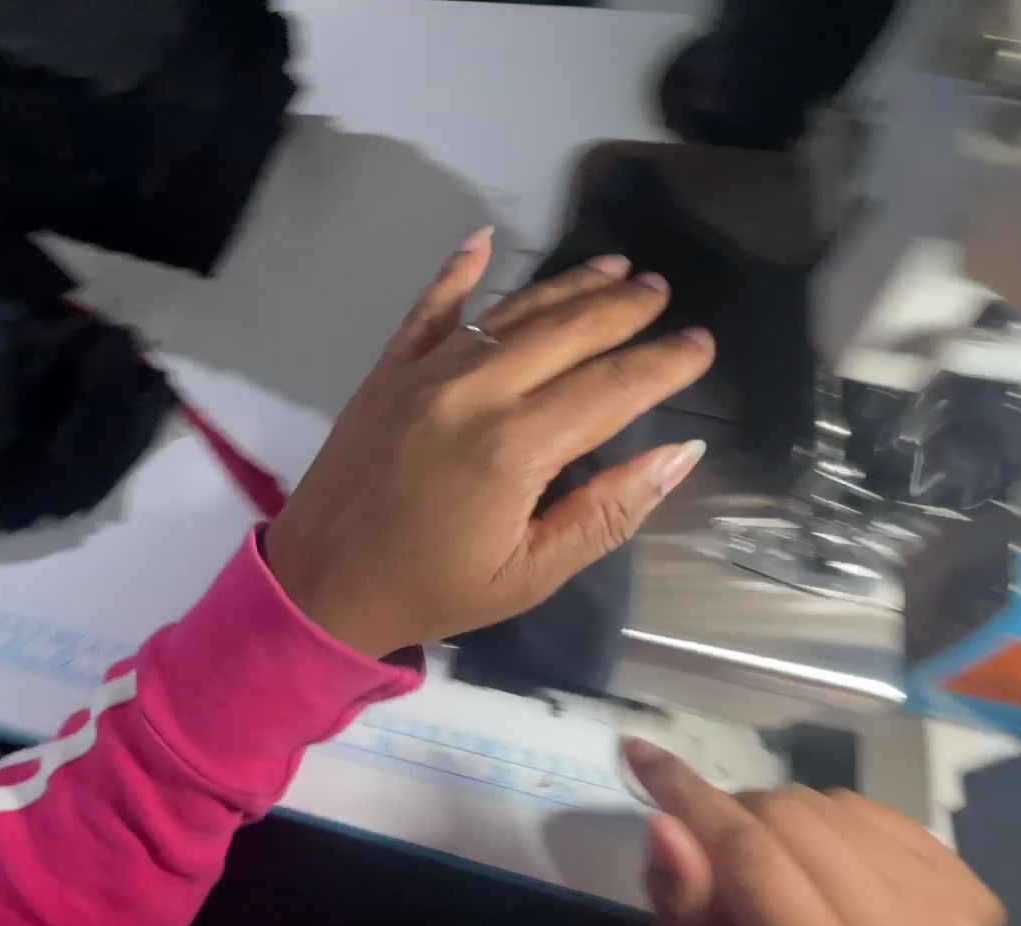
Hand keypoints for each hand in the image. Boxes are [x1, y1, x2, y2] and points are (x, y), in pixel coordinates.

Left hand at [264, 227, 712, 656]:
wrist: (320, 584)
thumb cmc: (430, 590)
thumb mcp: (529, 575)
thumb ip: (606, 513)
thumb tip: (679, 452)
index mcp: (515, 448)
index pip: (613, 387)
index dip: (665, 363)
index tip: (701, 343)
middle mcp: (473, 394)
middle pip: (566, 332)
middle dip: (623, 309)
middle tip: (660, 292)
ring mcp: (423, 376)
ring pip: (508, 313)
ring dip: (565, 287)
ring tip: (612, 267)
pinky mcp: (384, 375)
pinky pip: (426, 311)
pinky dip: (456, 273)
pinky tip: (482, 239)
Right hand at [623, 738, 1005, 925]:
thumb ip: (679, 893)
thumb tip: (663, 823)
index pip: (751, 857)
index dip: (690, 796)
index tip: (640, 752)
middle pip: (787, 820)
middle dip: (735, 810)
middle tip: (721, 836)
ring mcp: (950, 916)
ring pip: (823, 804)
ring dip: (779, 811)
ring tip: (775, 849)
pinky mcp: (971, 888)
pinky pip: (864, 805)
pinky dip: (826, 814)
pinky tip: (824, 852)